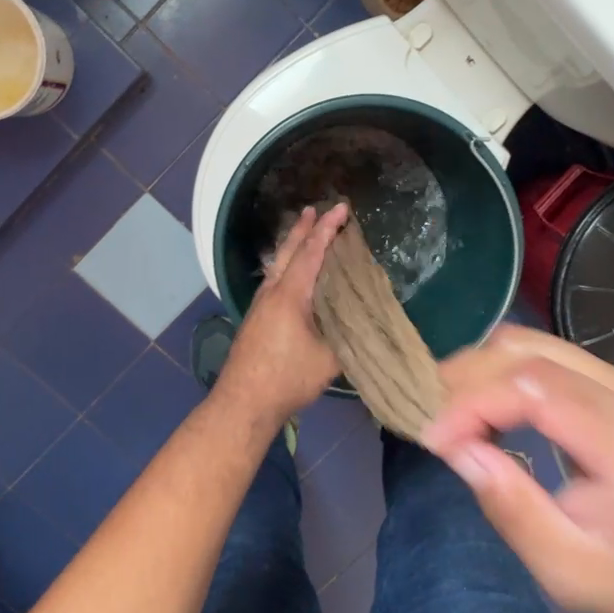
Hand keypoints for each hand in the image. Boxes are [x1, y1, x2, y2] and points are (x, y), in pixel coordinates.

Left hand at [214, 204, 350, 425]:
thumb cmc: (287, 378)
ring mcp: (260, 306)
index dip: (327, 229)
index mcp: (290, 295)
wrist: (244, 403)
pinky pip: (273, 281)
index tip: (341, 209)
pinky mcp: (255, 320)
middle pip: (288, 252)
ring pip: (277, 267)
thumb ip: (350, 337)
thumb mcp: (329, 360)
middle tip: (315, 209)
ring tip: (303, 235)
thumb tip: (370, 324)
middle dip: (303, 229)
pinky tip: (289, 277)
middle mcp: (271, 294)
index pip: (311, 253)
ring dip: (292, 248)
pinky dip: (286, 267)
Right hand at [421, 325, 613, 612]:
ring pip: (536, 345)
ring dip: (482, 370)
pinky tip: (483, 407)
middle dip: (468, 376)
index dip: (472, 403)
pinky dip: (503, 373)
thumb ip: (515, 511)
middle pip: (531, 351)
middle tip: (428, 418)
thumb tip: (457, 451)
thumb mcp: (571, 573)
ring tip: (448, 411)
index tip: (433, 440)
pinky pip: (549, 359)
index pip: (533, 385)